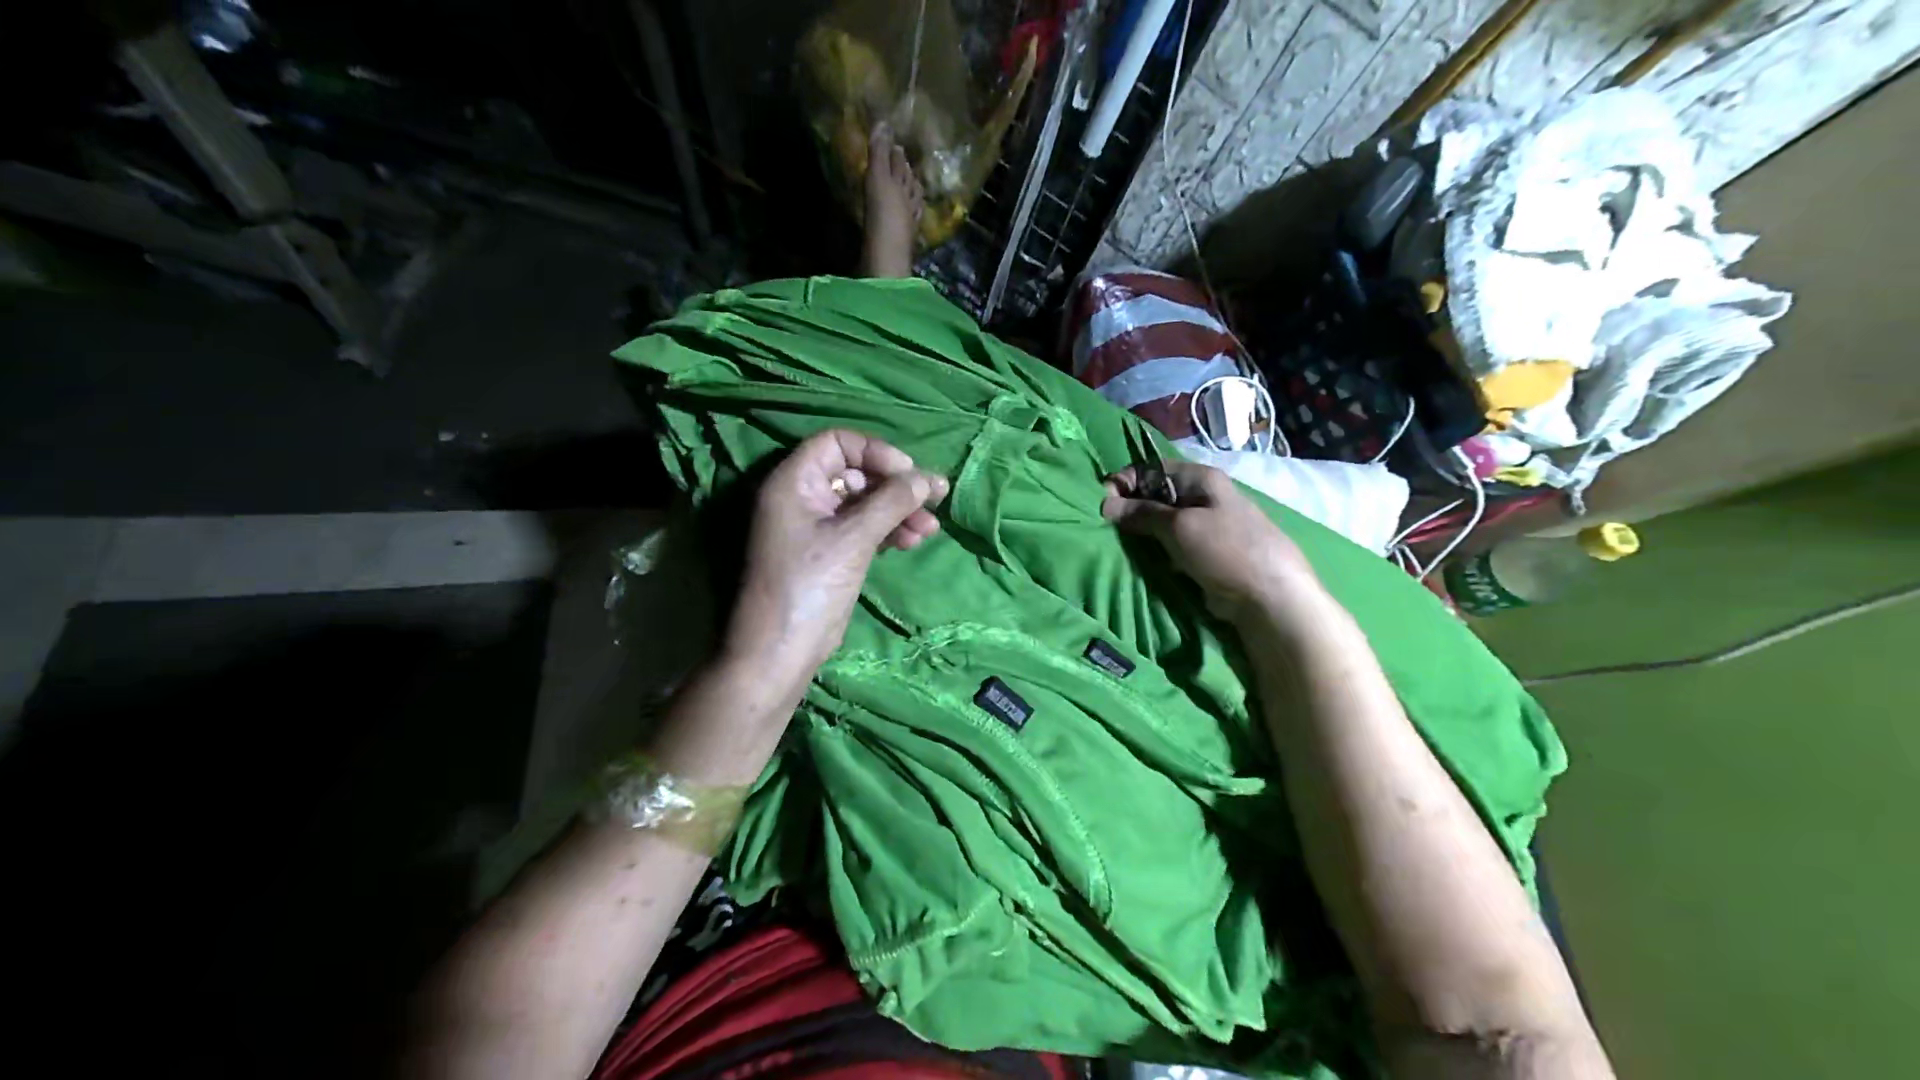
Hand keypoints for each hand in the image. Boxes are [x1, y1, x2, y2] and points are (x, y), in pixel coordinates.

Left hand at [724, 429, 948, 693]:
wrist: (782, 649)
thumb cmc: (809, 585)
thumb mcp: (853, 538)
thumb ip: (891, 501)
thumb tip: (927, 478)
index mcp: (794, 482)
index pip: (837, 443)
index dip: (875, 451)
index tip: (907, 472)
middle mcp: (803, 497)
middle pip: (856, 473)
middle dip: (896, 486)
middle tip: (933, 498)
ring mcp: (817, 526)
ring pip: (865, 503)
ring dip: (899, 510)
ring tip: (929, 529)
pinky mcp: (831, 552)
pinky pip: (864, 528)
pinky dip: (889, 530)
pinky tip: (914, 540)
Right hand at [1102, 461, 1324, 625]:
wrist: (1269, 596)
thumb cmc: (1224, 550)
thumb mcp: (1178, 527)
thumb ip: (1140, 513)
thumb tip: (1105, 504)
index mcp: (1201, 478)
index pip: (1152, 469)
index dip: (1125, 481)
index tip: (1103, 502)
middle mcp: (1205, 496)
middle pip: (1157, 494)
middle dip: (1132, 507)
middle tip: (1111, 527)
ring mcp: (1207, 525)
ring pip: (1164, 521)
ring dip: (1144, 532)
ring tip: (1125, 545)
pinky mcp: (1207, 551)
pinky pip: (1174, 543)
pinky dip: (1159, 549)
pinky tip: (1147, 560)